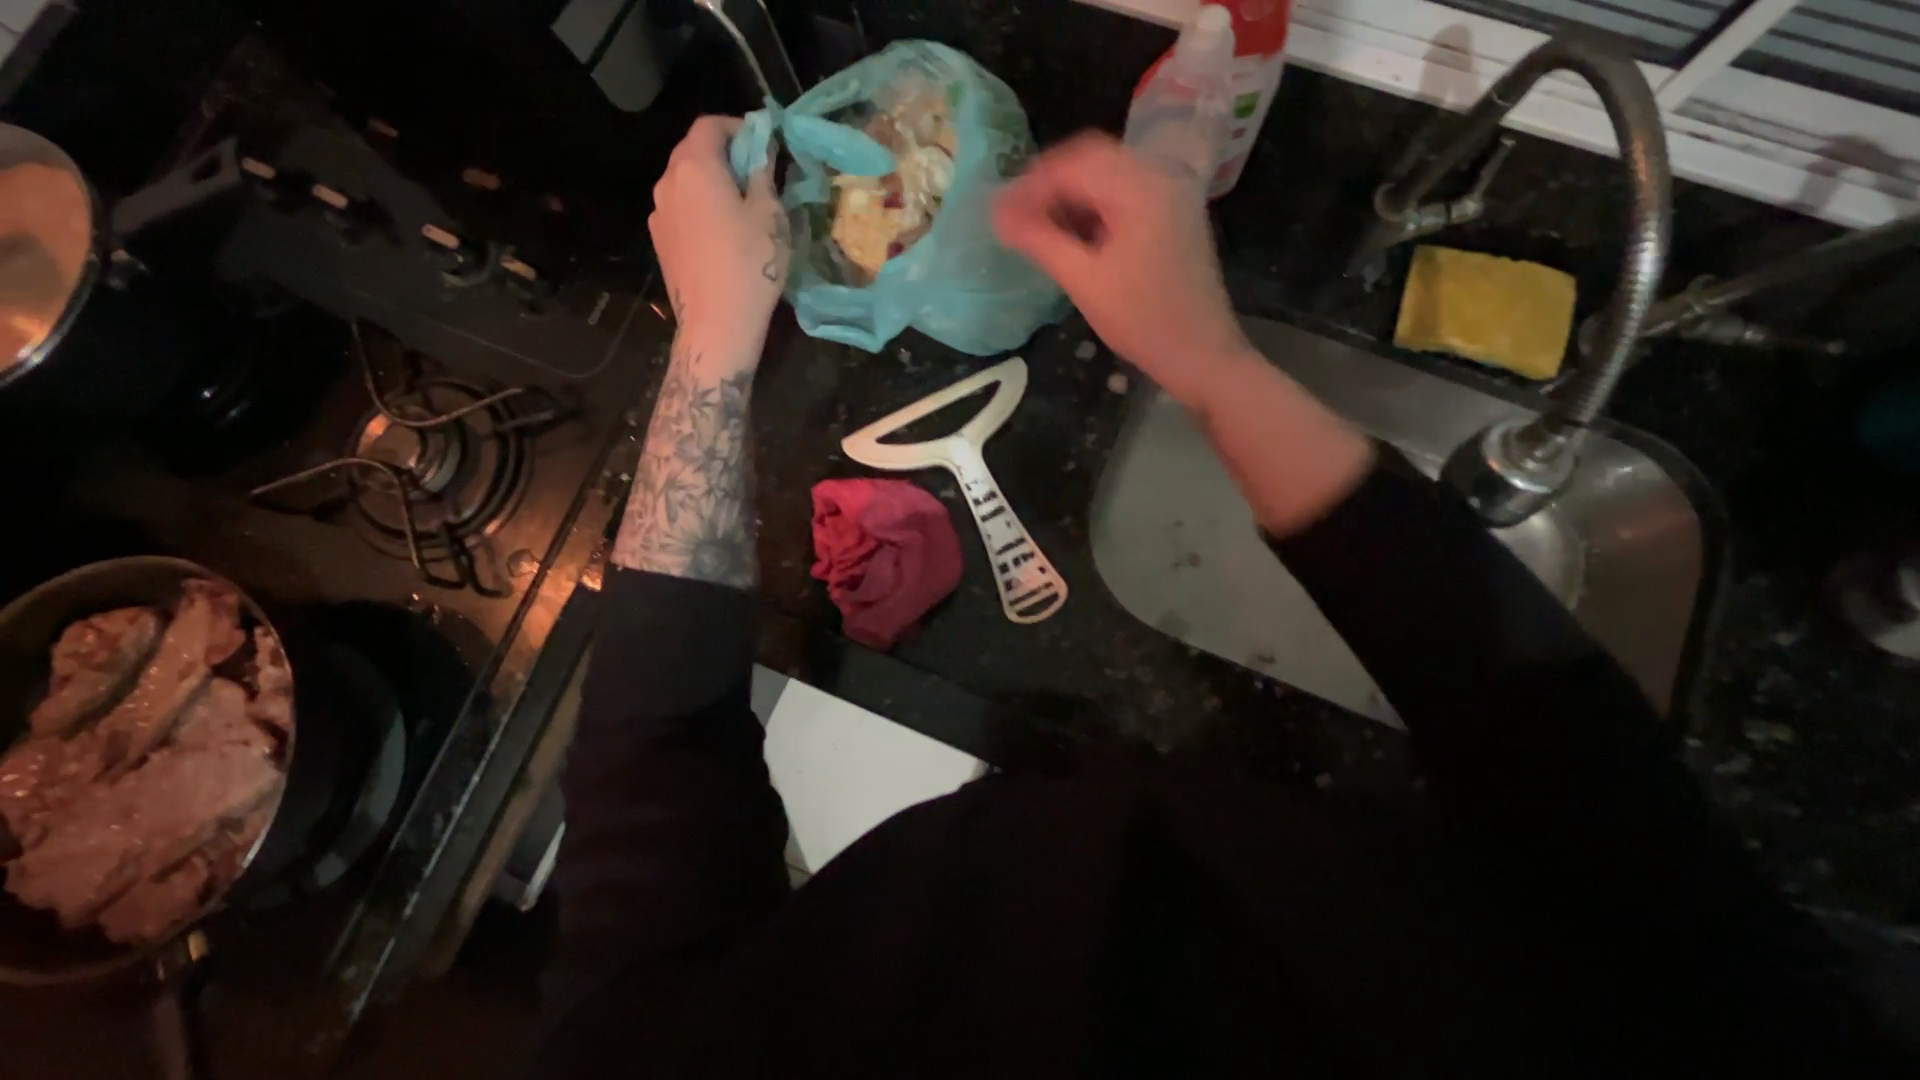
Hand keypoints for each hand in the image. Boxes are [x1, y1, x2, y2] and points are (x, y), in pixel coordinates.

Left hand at [649, 116, 790, 359]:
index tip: (763, 141)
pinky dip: (700, 208)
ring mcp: (659, 213)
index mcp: (695, 166)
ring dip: (711, 183)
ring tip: (741, 206)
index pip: (710, 125)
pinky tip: (722, 234)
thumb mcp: (770, 215)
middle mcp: (668, 181)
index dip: (738, 126)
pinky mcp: (661, 241)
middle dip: (724, 154)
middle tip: (756, 172)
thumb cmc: (750, 264)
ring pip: (685, 182)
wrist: (716, 323)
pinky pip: (681, 210)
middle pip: (693, 151)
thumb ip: (764, 173)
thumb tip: (762, 150)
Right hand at [992, 131, 1250, 403]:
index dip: (1030, 184)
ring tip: (1035, 227)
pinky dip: (1093, 207)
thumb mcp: (1085, 282)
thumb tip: (998, 215)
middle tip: (1014, 215)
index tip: (998, 212)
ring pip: (1107, 176)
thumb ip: (1040, 241)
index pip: (1073, 163)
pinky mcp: (1173, 214)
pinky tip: (1071, 235)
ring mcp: (1171, 194)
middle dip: (1048, 185)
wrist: (1202, 354)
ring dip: (1069, 196)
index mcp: (1140, 187)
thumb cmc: (1143, 322)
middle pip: (1091, 160)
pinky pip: (1124, 194)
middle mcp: (1160, 176)